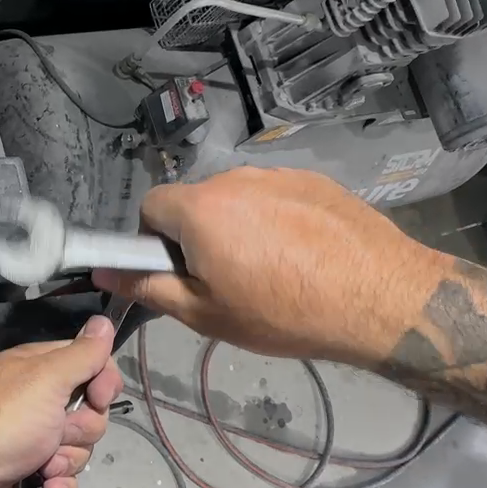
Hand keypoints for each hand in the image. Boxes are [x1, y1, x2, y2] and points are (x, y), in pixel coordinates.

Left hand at [0, 315, 121, 487]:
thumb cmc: (5, 421)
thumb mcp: (46, 378)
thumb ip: (81, 354)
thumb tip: (104, 320)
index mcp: (38, 370)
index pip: (90, 364)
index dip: (103, 381)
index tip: (99, 396)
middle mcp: (38, 400)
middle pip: (90, 412)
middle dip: (80, 429)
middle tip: (58, 432)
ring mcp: (35, 438)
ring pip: (80, 448)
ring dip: (67, 460)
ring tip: (43, 465)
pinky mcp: (33, 472)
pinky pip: (66, 479)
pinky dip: (59, 486)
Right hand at [93, 167, 447, 366]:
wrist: (383, 300)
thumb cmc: (282, 312)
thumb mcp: (204, 312)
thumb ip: (148, 287)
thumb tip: (102, 273)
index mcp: (199, 209)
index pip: (150, 206)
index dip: (153, 240)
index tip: (178, 271)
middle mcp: (234, 179)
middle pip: (193, 201)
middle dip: (194, 232)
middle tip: (222, 277)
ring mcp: (278, 175)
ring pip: (233, 198)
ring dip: (234, 225)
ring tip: (268, 267)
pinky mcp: (314, 179)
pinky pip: (272, 195)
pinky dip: (272, 219)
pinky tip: (299, 253)